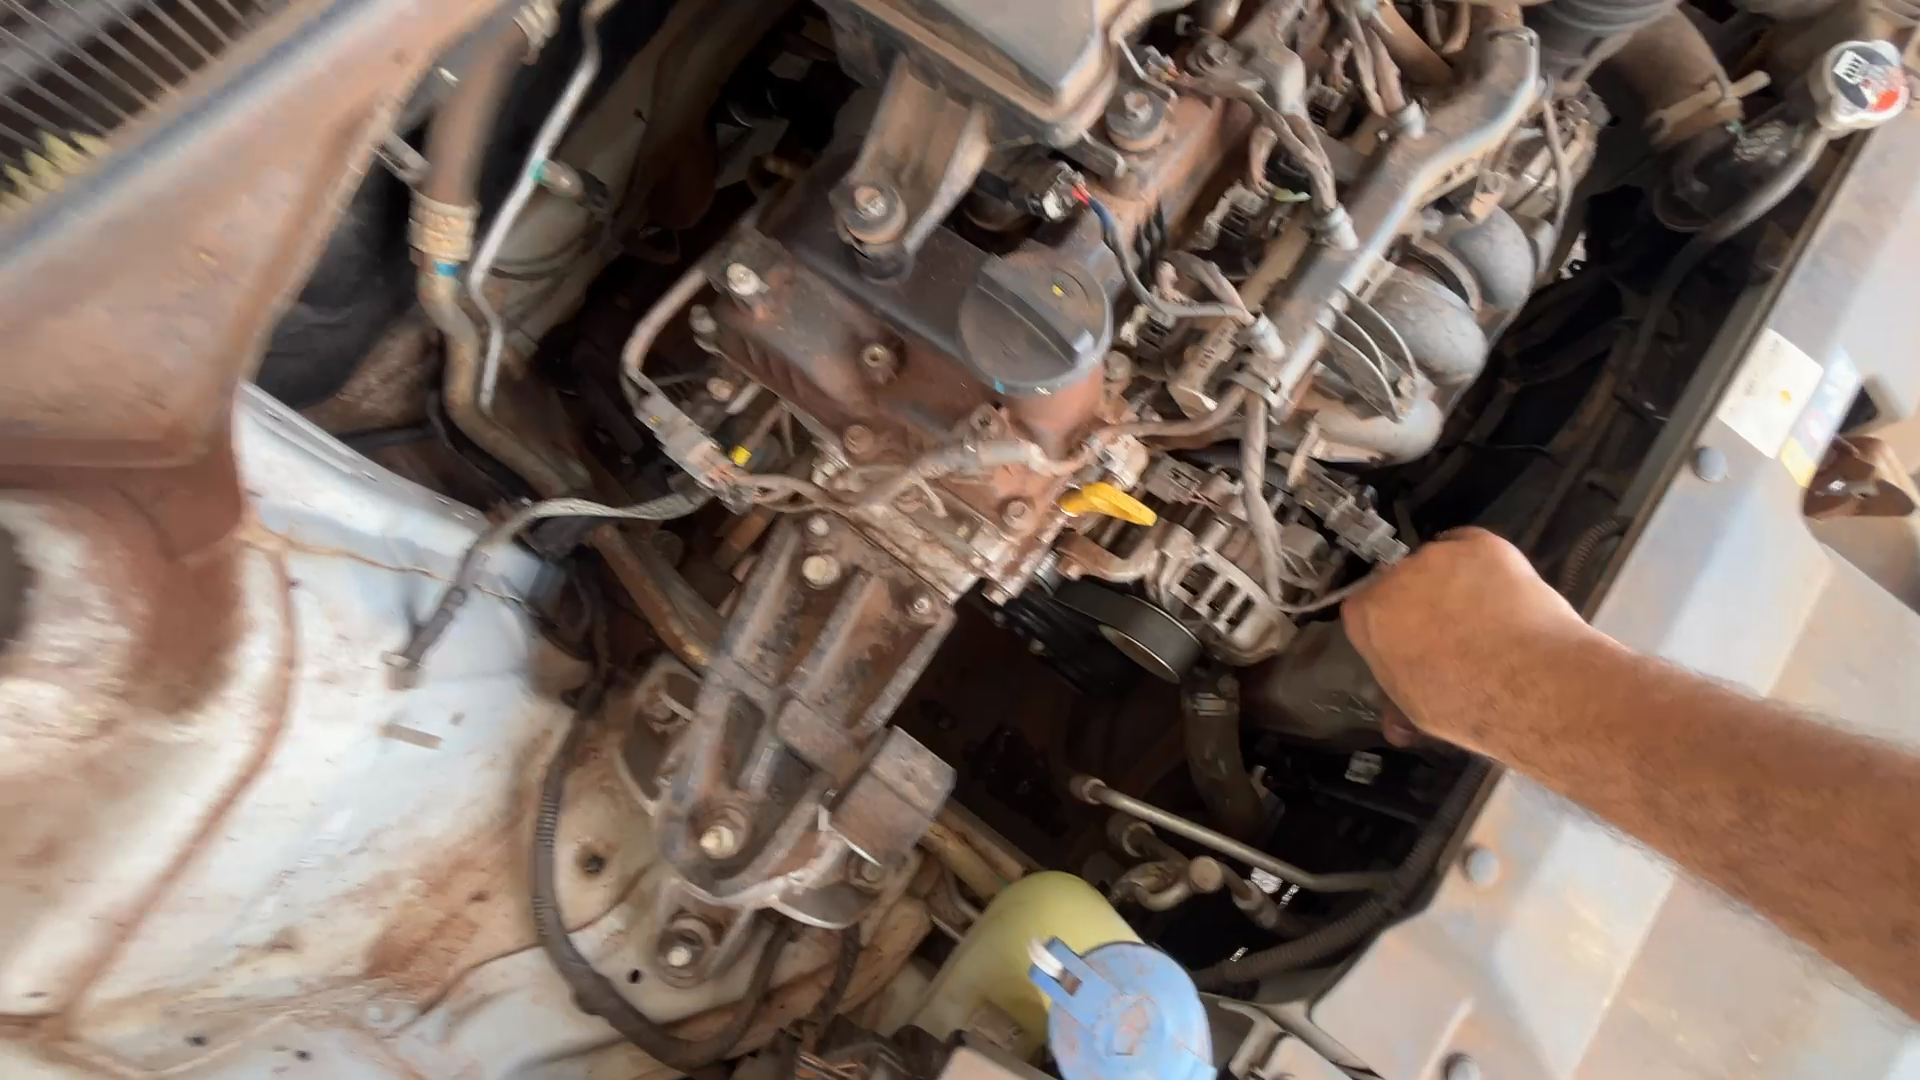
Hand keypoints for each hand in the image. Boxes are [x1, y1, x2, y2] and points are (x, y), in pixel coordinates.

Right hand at [1341, 527, 1597, 743]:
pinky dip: (1481, 560)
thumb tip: (1396, 727)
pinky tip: (1498, 584)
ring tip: (1484, 613)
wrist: (1531, 685)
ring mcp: (1436, 557)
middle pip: (1399, 583)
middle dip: (1418, 603)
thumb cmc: (1462, 703)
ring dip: (1450, 582)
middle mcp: (1391, 578)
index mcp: (1364, 616)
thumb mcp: (1416, 710)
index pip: (1365, 611)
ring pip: (1437, 564)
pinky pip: (1471, 544)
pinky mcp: (1481, 546)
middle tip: (1449, 632)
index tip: (1409, 643)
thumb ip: (1397, 703)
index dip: (1388, 626)